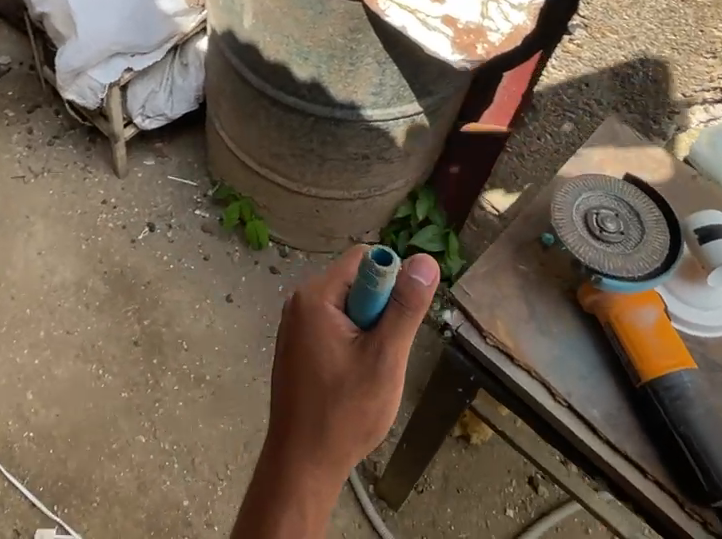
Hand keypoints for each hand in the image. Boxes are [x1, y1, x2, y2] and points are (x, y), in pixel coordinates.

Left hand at [232, 246, 441, 538]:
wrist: (302, 463)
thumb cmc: (344, 413)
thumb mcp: (385, 358)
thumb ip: (405, 308)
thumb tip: (426, 261)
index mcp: (315, 295)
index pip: (364, 258)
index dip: (391, 284)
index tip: (398, 323)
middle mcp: (299, 301)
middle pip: (356, 282)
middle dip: (379, 312)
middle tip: (383, 355)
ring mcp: (295, 324)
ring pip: (348, 307)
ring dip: (368, 332)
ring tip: (368, 372)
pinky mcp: (298, 345)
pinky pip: (334, 326)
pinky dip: (351, 345)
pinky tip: (352, 380)